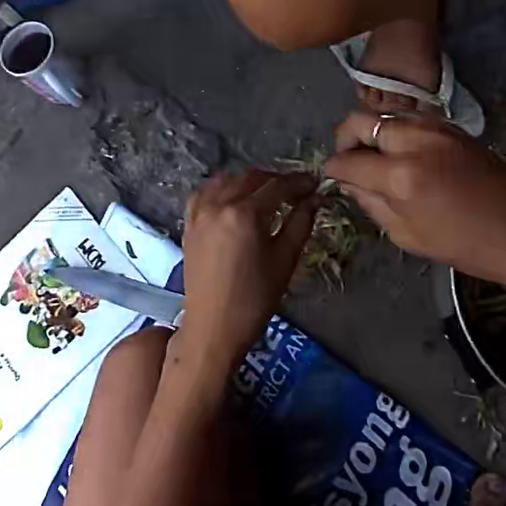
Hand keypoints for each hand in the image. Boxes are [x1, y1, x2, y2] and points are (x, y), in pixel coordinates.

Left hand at [178, 170, 318, 360]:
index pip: (277, 186)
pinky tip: (236, 199)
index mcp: (245, 214)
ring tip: (268, 195)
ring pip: (228, 181)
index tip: (315, 184)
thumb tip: (313, 200)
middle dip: (277, 180)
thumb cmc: (255, 298)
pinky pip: (206, 193)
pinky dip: (224, 189)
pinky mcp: (190, 224)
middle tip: (296, 192)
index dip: (299, 182)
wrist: (214, 327)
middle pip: (252, 178)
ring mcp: (200, 213)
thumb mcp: (285, 259)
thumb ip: (300, 223)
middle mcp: (218, 205)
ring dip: (251, 182)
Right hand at [324, 112, 505, 305]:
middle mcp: (415, 140)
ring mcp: (437, 128)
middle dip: (346, 139)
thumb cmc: (468, 245)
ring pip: (387, 115)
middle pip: (361, 121)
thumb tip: (350, 183)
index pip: (349, 161)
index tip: (332, 176)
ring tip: (376, 159)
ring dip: (373, 132)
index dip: (334, 169)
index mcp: (401, 175)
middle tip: (349, 161)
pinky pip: (413, 119)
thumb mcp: (409, 236)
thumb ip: (373, 204)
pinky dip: (399, 132)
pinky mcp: (454, 127)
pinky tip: (403, 156)